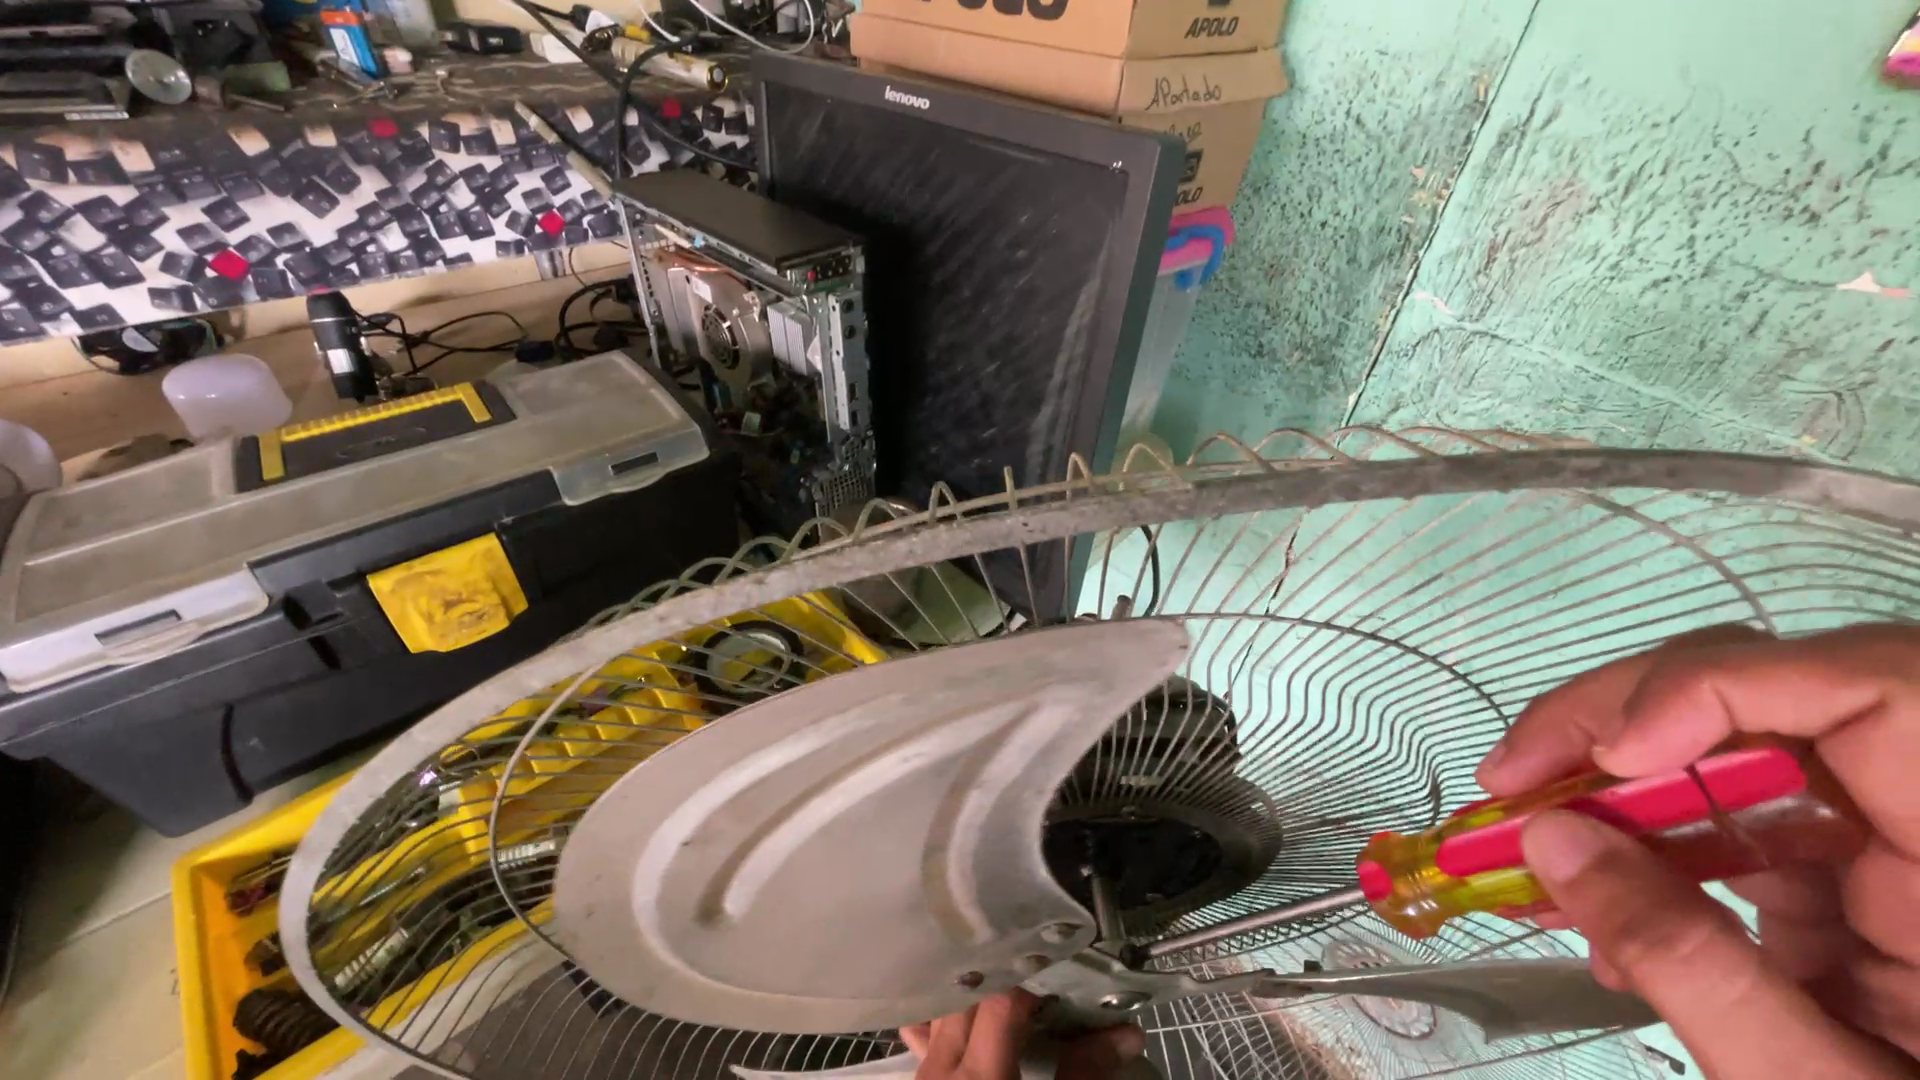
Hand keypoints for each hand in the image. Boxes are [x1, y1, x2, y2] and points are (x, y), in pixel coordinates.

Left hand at [900, 990, 1145, 1079]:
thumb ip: (1084, 1075)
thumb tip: (1127, 1033)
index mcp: (981, 1076)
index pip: (1001, 1000)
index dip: (1033, 980)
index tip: (1059, 977)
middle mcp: (942, 1068)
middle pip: (967, 996)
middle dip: (1002, 980)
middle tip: (1037, 979)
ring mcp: (922, 1077)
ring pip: (942, 1012)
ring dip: (974, 997)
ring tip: (1007, 996)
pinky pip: (926, 1038)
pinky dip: (949, 1022)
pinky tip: (970, 1025)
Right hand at [1477, 624, 1919, 1076]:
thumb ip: (1690, 962)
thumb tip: (1545, 839)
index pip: (1870, 689)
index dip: (1717, 690)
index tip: (1612, 756)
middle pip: (1767, 707)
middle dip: (1616, 731)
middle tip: (1512, 781)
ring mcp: (1901, 866)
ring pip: (1727, 769)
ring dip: (1606, 803)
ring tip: (1521, 856)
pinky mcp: (1855, 901)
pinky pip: (1727, 842)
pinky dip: (1639, 865)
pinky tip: (1592, 919)